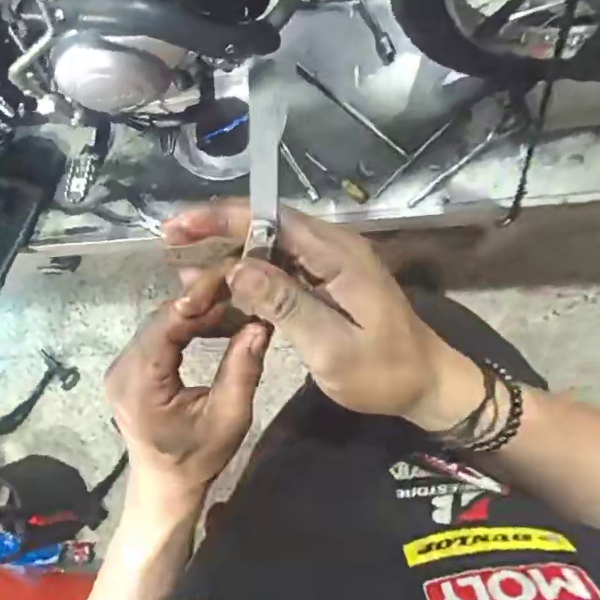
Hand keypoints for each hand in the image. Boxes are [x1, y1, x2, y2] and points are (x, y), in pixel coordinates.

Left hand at [105, 264, 271, 504]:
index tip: (234, 283)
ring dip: (197, 313)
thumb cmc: (197, 459)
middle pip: (162, 318)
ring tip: (235, 309)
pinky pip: (158, 334)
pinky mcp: (129, 368)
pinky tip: (215, 325)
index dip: (199, 300)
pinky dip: (187, 326)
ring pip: (161, 322)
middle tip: (242, 295)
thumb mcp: (229, 418)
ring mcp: (122, 367)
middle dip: (203, 303)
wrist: (164, 487)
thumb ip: (242, 370)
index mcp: (140, 381)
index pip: (166, 323)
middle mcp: (122, 368)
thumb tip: (260, 324)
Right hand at [161, 201, 483, 432]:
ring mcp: (330, 262)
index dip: (224, 216)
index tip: (181, 224)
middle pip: (266, 226)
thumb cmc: (384, 371)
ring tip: (186, 269)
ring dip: (229, 255)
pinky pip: (281, 267)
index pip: (272, 219)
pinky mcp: (327, 280)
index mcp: (337, 254)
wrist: (427, 383)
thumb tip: (237, 269)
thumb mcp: (332, 346)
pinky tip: (221, 288)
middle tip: (172, 243)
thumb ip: (286, 304)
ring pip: (269, 246)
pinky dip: (248, 276)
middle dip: (217, 231)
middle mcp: (332, 247)